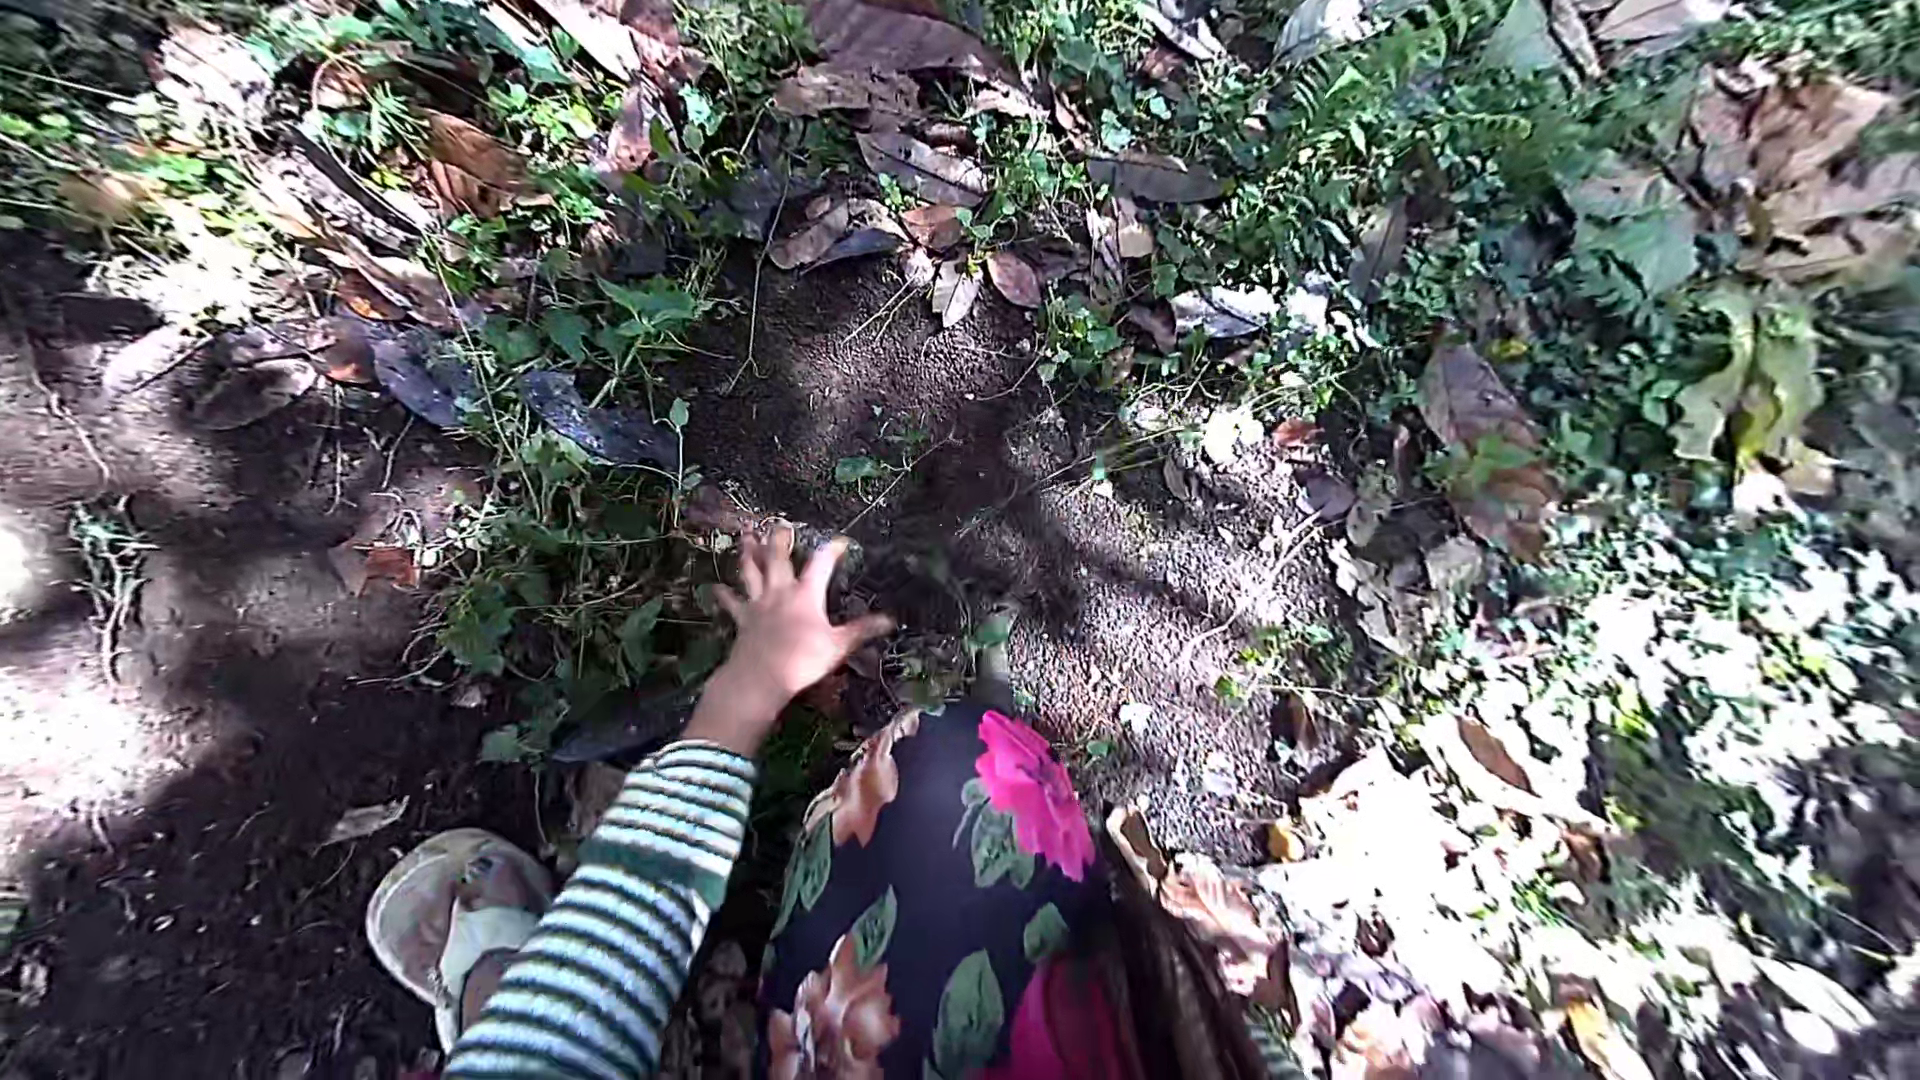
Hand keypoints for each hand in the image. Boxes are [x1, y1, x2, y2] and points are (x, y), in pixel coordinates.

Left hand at [683, 524, 894, 755]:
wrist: (760, 677)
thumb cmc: (803, 659)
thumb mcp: (839, 645)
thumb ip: (862, 630)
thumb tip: (889, 620)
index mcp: (806, 593)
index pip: (822, 563)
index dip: (832, 549)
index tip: (840, 541)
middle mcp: (781, 591)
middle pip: (778, 558)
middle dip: (780, 539)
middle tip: (779, 523)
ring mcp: (759, 603)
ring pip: (752, 571)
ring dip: (748, 553)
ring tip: (745, 536)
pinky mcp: (743, 618)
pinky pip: (732, 603)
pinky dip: (724, 595)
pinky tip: (715, 587)